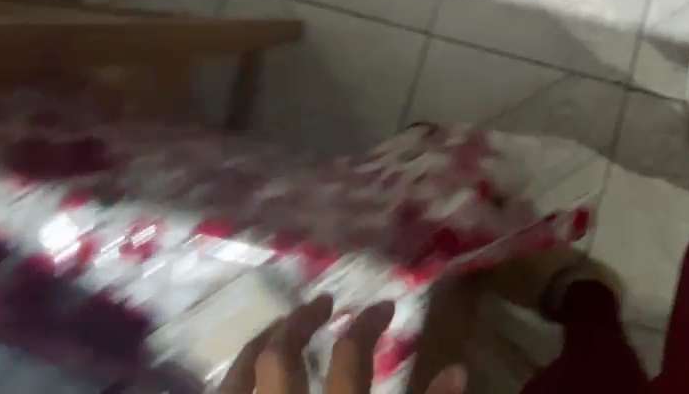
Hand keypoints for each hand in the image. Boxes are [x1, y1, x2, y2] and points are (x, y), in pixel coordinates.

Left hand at [220, 296, 466, 393]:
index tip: (387, 307)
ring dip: (257, 346)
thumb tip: (457, 372)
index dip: (369, 321)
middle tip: (324, 304)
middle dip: (302, 319)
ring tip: (277, 330)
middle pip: (281, 355)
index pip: (350, 352)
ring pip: (236, 380)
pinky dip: (230, 386)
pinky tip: (244, 383)